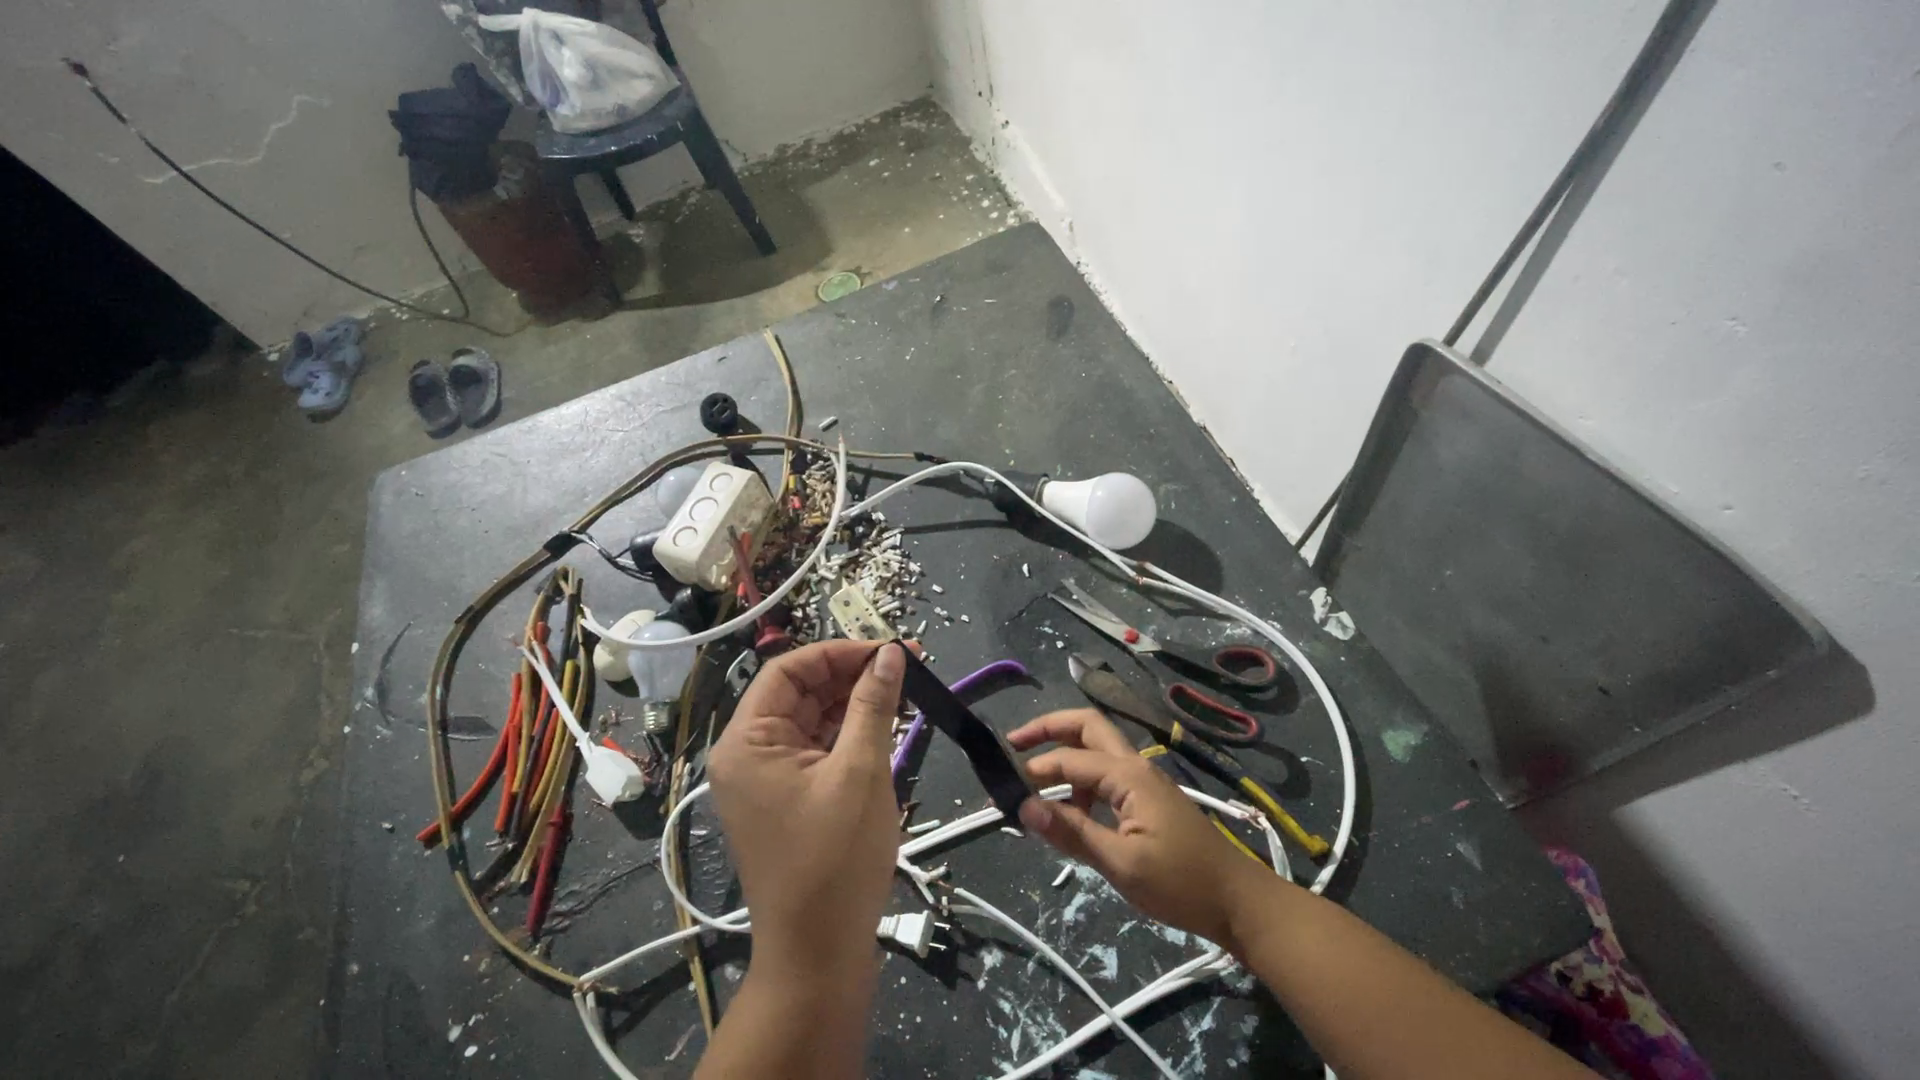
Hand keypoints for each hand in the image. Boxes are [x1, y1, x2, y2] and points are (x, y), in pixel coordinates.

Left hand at [708, 640, 907, 971]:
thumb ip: (874, 706)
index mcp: (747, 741)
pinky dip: (849, 734)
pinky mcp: (787, 800)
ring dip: (854, 703)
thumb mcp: (861, 773)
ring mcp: (766, 779)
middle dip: (852, 675)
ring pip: (811, 720)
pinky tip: (886, 724)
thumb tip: (892, 654)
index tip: (892, 650)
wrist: (818, 952)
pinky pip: (816, 750)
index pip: (789, 670)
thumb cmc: (835, 860)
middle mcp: (747, 753)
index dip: (841, 652)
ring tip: (905, 691)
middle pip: (799, 692)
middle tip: (909, 667)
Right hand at [1009, 707, 1276, 948]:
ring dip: (1065, 756)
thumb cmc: (1182, 884)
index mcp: (1129, 776)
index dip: (1034, 770)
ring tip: (1035, 788)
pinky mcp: (1150, 800)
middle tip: (1013, 743)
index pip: (1069, 760)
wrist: (1238, 901)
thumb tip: (1024, 807)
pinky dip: (1082, 782)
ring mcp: (1146, 782)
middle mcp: (1136, 766)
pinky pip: (1108, 776)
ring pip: (1098, 750)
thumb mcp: (1121, 864)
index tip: (1001, 787)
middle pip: (1088, 726)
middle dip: (1049, 728)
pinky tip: (1071, 813)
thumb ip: (1072, 832)